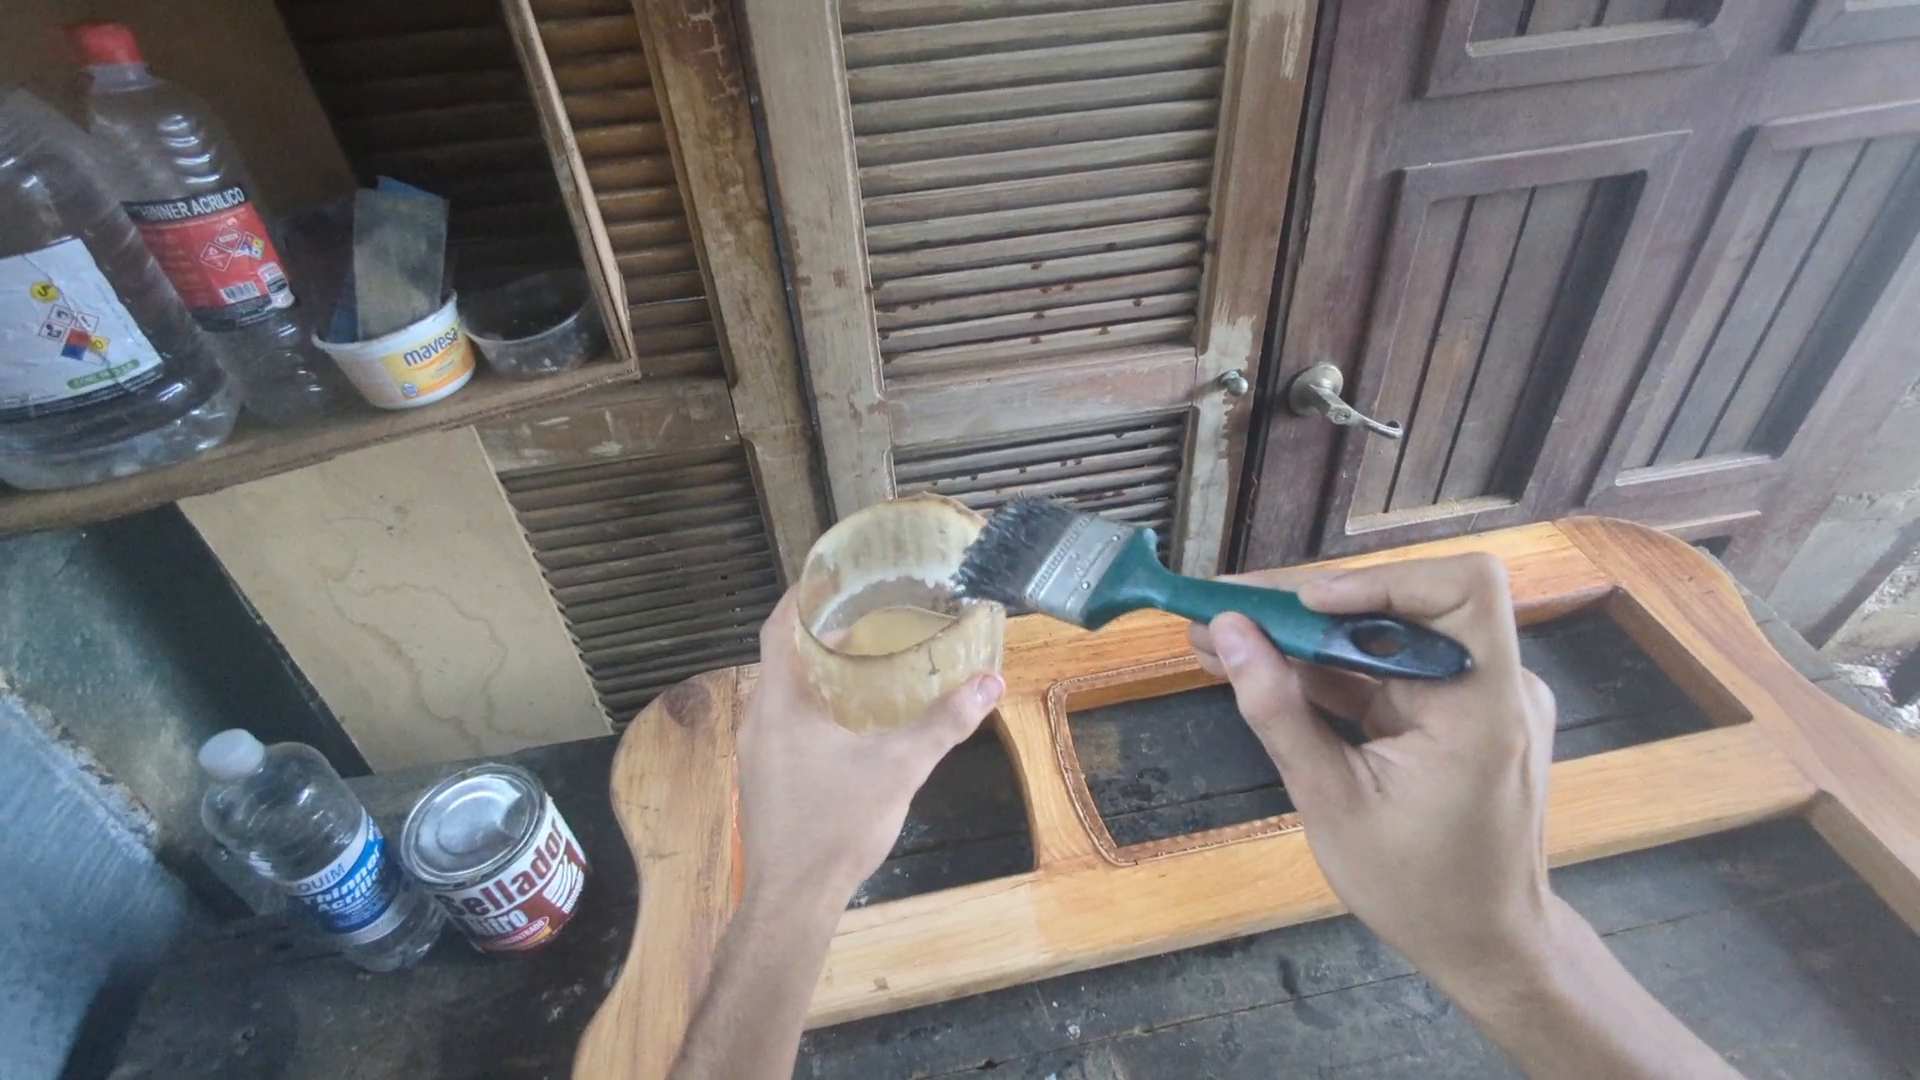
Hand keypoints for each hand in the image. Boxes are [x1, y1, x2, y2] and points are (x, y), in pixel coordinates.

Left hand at [737, 590, 1004, 911]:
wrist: (793, 903)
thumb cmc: (836, 825)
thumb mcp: (898, 767)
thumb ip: (944, 723)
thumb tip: (990, 683)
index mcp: (780, 704)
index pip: (778, 630)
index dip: (799, 597)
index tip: (828, 576)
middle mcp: (759, 720)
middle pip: (784, 658)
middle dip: (820, 633)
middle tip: (866, 615)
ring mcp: (757, 751)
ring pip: (785, 692)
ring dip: (818, 670)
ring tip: (865, 657)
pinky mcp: (765, 776)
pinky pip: (786, 720)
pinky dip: (814, 703)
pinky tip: (852, 717)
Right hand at [1188, 554, 1559, 989]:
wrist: (1484, 946)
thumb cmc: (1417, 888)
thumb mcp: (1330, 800)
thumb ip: (1276, 711)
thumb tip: (1225, 632)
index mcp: (1481, 706)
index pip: (1460, 589)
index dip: (1379, 580)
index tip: (1302, 605)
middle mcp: (1487, 683)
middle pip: (1395, 605)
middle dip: (1300, 606)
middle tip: (1219, 609)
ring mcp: (1466, 694)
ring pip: (1372, 633)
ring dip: (1295, 635)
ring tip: (1217, 637)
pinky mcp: (1442, 709)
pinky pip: (1372, 667)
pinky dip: (1314, 666)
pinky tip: (1254, 668)